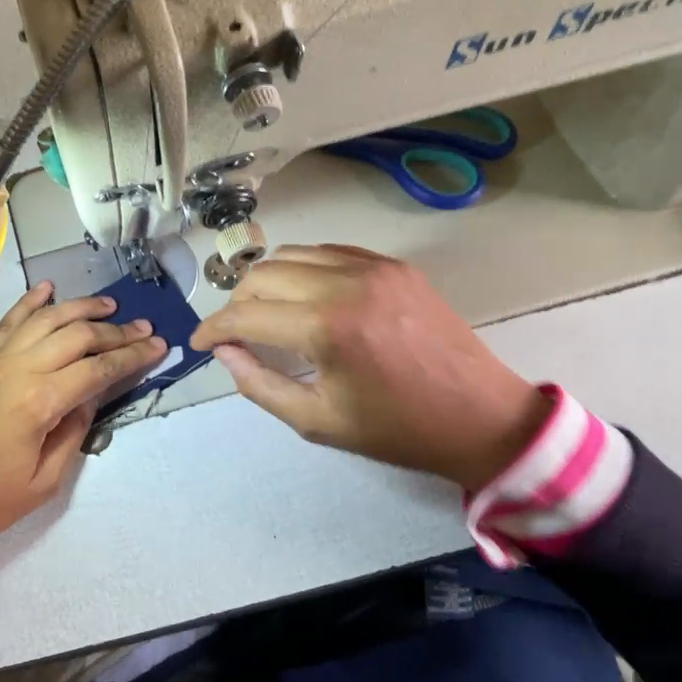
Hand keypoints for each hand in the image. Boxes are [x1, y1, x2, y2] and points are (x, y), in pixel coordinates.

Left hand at [0, 282, 168, 554]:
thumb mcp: (44, 481)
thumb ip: (73, 432)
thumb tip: (90, 396)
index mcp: (38, 402)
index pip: (97, 369)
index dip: (132, 356)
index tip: (158, 345)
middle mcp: (17, 369)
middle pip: (75, 336)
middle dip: (114, 331)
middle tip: (143, 327)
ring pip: (43, 320)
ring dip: (78, 308)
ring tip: (108, 305)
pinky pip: (7, 323)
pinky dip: (29, 303)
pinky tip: (47, 289)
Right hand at [188, 244, 549, 491]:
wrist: (481, 416)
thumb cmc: (396, 429)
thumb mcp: (317, 421)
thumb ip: (259, 385)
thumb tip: (226, 352)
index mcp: (325, 328)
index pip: (245, 314)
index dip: (213, 328)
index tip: (199, 344)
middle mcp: (344, 284)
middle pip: (262, 275)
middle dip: (236, 303)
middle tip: (234, 334)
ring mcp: (372, 268)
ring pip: (291, 255)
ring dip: (267, 282)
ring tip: (267, 314)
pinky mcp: (393, 265)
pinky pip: (328, 252)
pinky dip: (303, 270)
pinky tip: (305, 297)